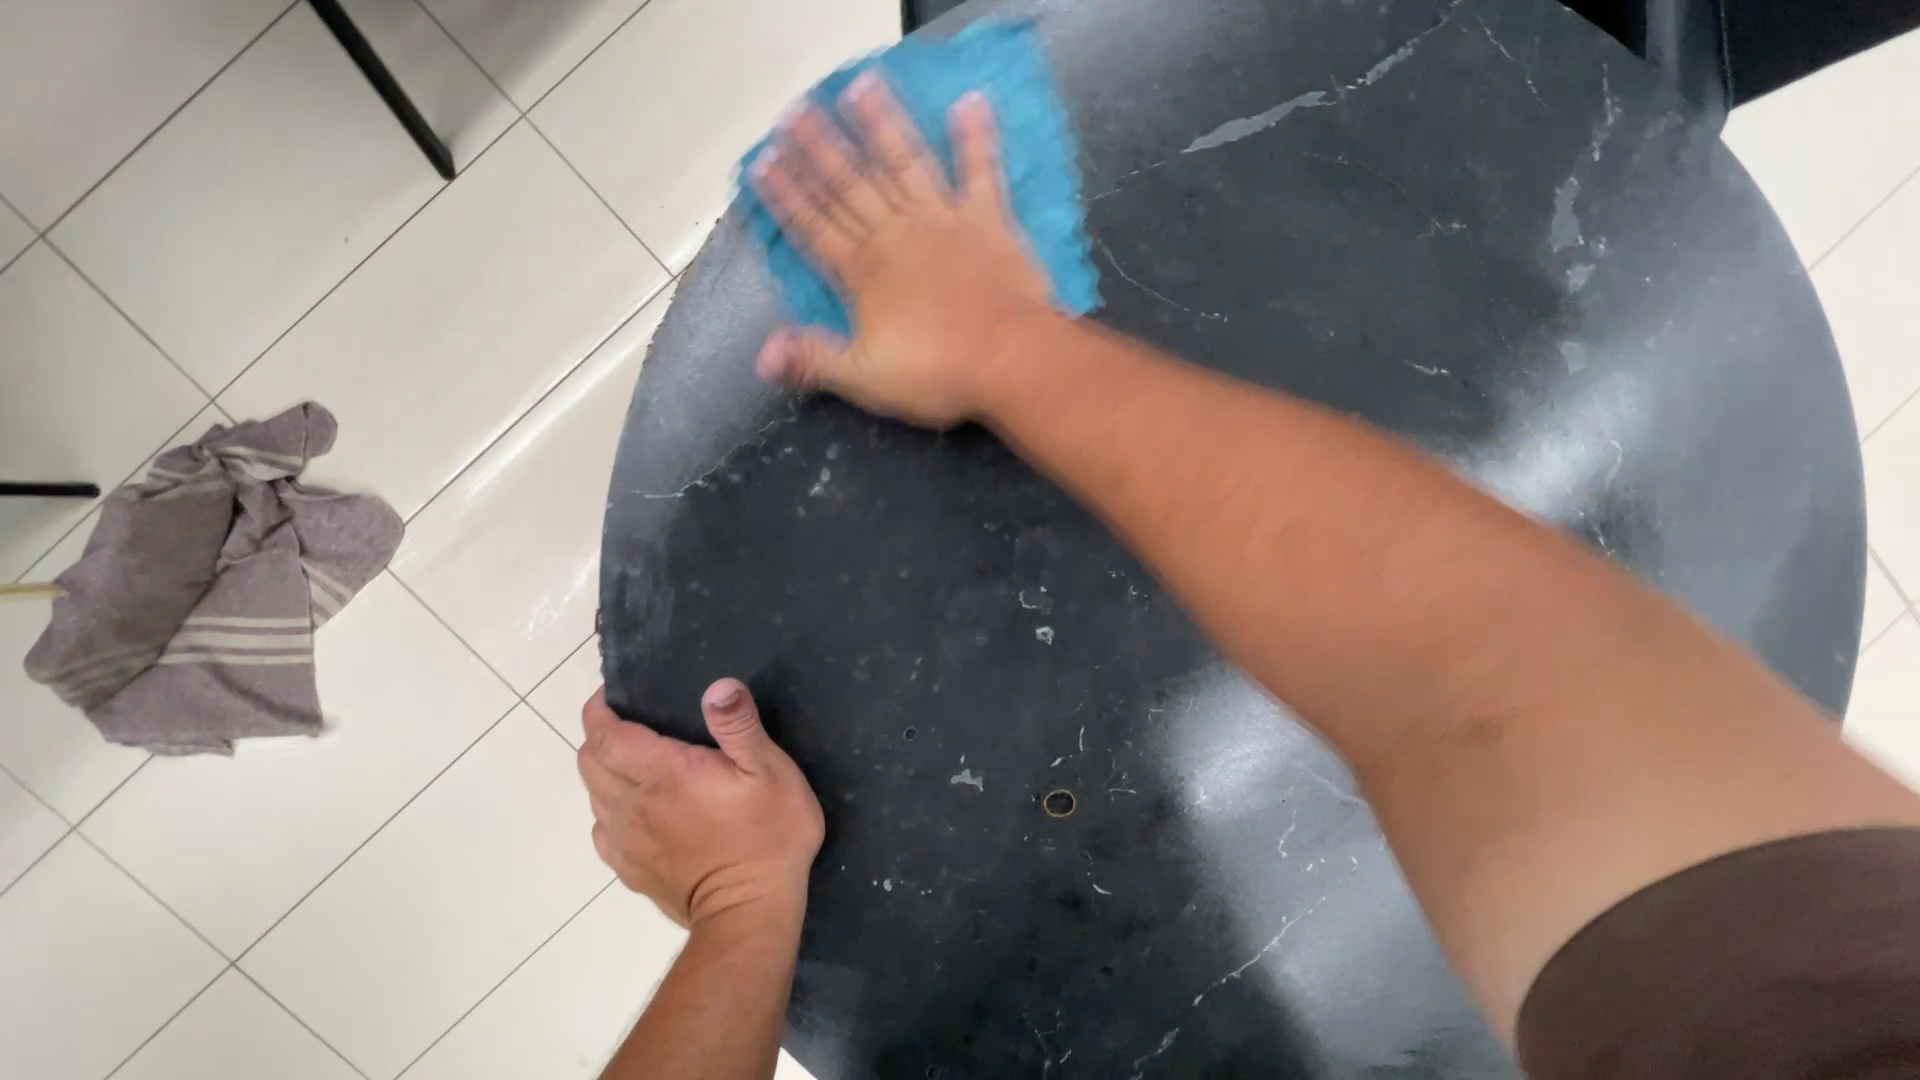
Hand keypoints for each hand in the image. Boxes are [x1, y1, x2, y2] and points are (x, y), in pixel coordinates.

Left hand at [578, 680, 823, 928]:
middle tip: (629, 720)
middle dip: (599, 735)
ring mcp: (627, 842)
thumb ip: (739, 727)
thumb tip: (717, 686)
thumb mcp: (770, 772)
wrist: (750, 916)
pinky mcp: (632, 871)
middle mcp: (631, 804)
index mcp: (661, 774)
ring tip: (636, 760)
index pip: (605, 735)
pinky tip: (639, 809)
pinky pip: (604, 830)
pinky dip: (610, 809)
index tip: (612, 693)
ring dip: (604, 771)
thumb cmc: (767, 836)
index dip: (599, 710)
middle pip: (590, 762)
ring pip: (593, 795)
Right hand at [749, 72, 1060, 427]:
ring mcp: (943, 221)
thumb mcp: (865, 376)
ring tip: (860, 83)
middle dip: (819, 148)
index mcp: (864, 272)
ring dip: (881, 124)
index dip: (786, 196)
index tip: (762, 160)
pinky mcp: (988, 220)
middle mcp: (897, 234)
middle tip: (794, 110)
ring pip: (904, 162)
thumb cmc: (938, 372)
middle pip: (850, 186)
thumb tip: (760, 357)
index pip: (814, 227)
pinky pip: (981, 170)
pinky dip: (976, 136)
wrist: (1010, 360)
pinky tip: (971, 101)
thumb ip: (813, 360)